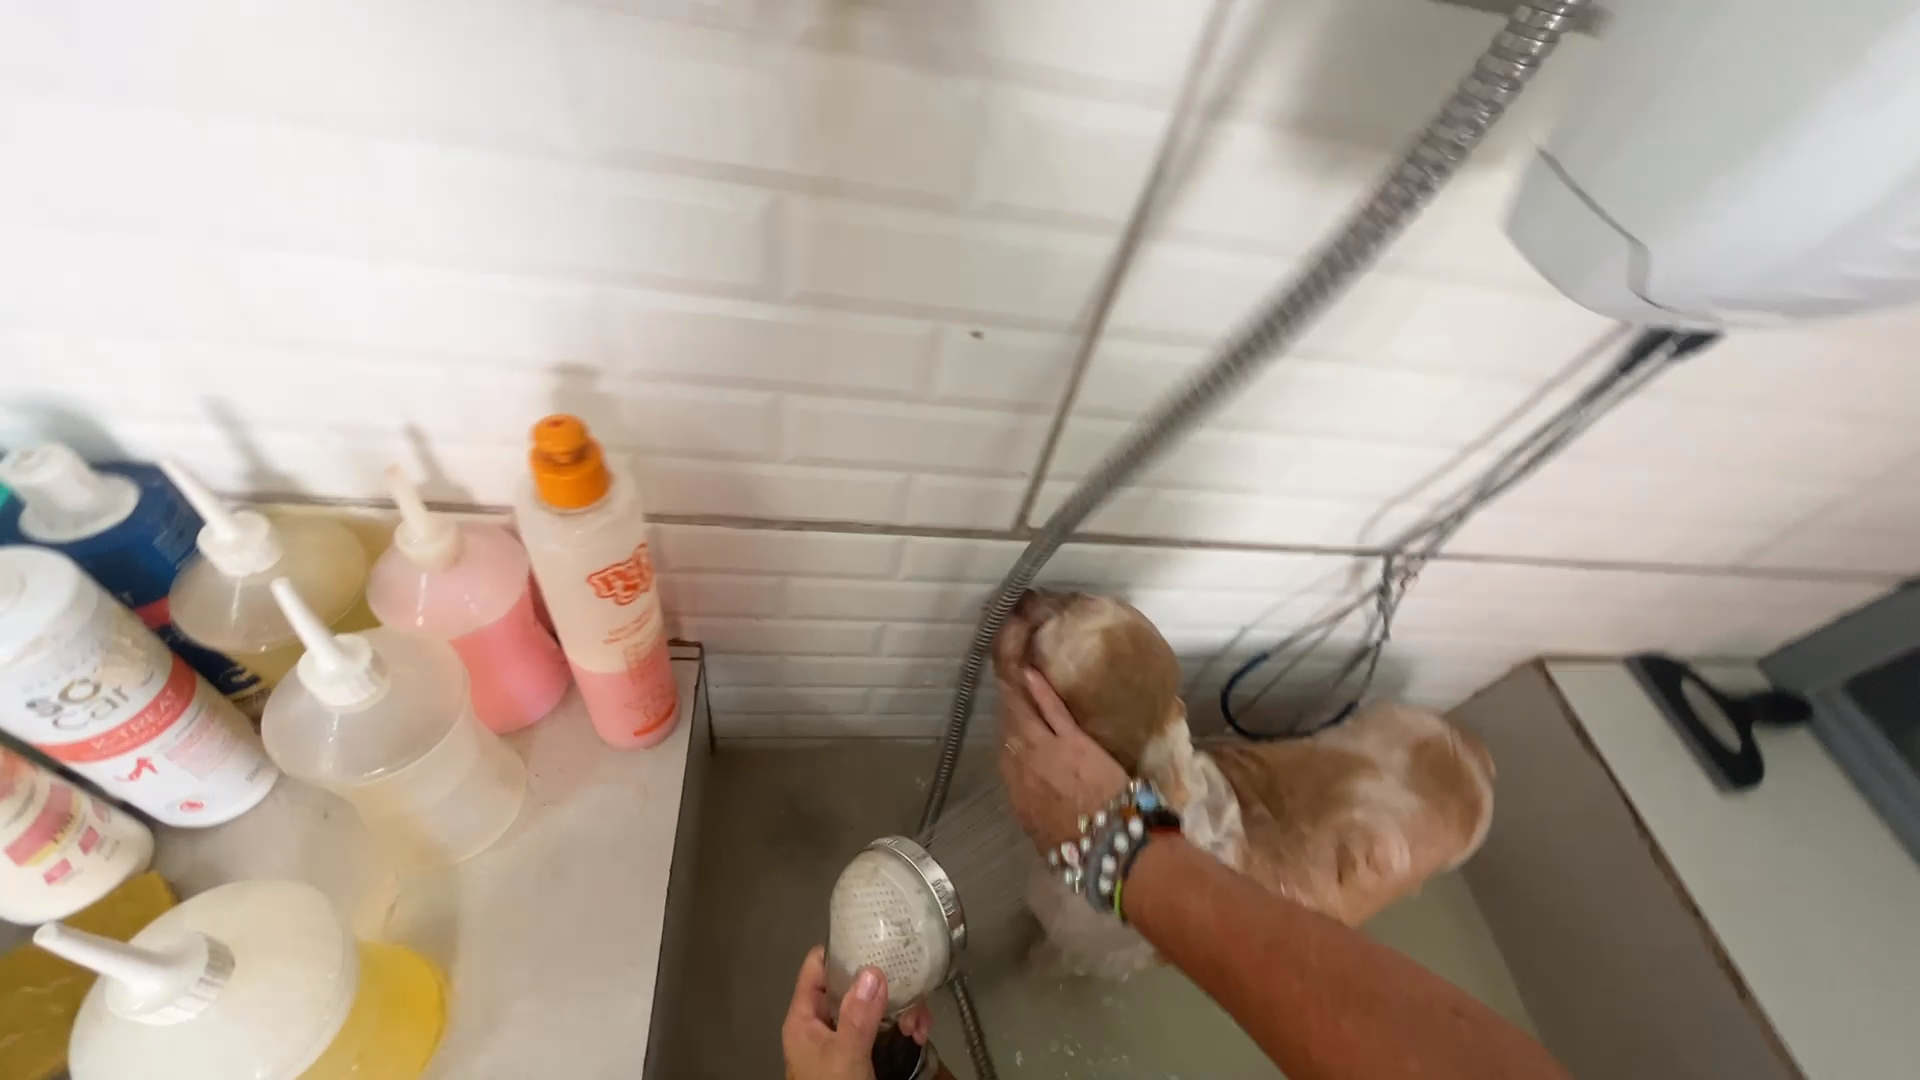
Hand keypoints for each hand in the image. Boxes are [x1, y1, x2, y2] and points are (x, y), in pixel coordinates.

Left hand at [783, 947, 932, 1079]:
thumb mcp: (843, 1059)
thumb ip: (857, 1016)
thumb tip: (873, 969)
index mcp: (806, 1019)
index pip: (818, 966)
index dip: (842, 947)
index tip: (874, 933)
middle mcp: (826, 1024)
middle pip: (855, 984)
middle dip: (885, 983)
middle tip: (909, 982)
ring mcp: (849, 1040)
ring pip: (878, 1006)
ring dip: (903, 1008)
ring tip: (918, 1020)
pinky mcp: (869, 1057)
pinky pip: (890, 1029)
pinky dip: (908, 1028)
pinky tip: (922, 1034)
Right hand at [998, 667, 1129, 847]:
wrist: (1108, 846)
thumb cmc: (1082, 853)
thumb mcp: (1047, 842)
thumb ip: (1036, 820)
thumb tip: (1035, 813)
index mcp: (1019, 799)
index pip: (1005, 762)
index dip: (1005, 743)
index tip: (1005, 731)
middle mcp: (1024, 771)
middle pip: (1009, 734)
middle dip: (1006, 713)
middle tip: (1004, 692)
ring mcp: (1046, 751)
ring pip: (1024, 718)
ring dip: (1016, 696)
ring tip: (1011, 677)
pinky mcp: (1072, 740)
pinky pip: (1050, 710)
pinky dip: (1038, 690)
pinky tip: (1029, 673)